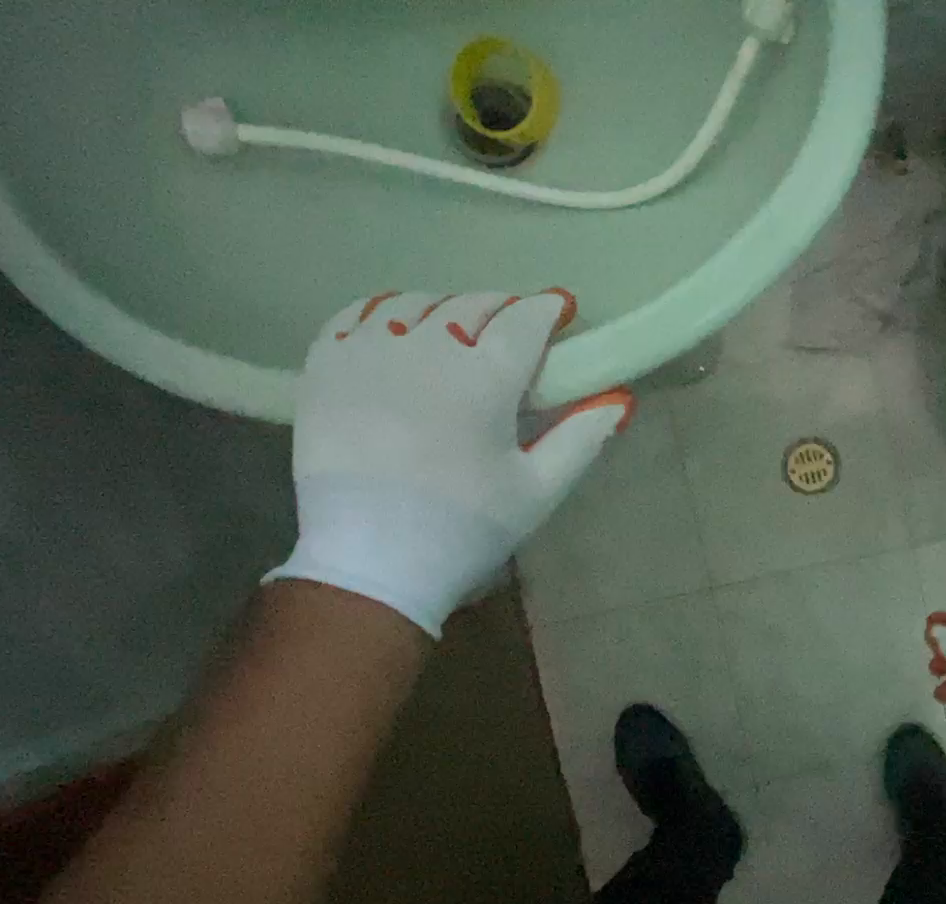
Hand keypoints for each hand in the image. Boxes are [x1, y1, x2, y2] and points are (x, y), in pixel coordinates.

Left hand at [268, 290, 631, 636]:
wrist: (373, 559)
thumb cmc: (466, 527)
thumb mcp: (538, 489)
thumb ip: (582, 438)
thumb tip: (620, 399)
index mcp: (484, 378)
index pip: (523, 320)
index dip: (547, 310)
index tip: (561, 311)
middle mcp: (425, 348)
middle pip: (472, 305)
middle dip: (502, 311)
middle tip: (516, 332)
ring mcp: (367, 351)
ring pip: (416, 303)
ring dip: (447, 311)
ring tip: (458, 335)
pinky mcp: (324, 366)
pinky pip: (358, 313)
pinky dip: (387, 313)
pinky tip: (399, 332)